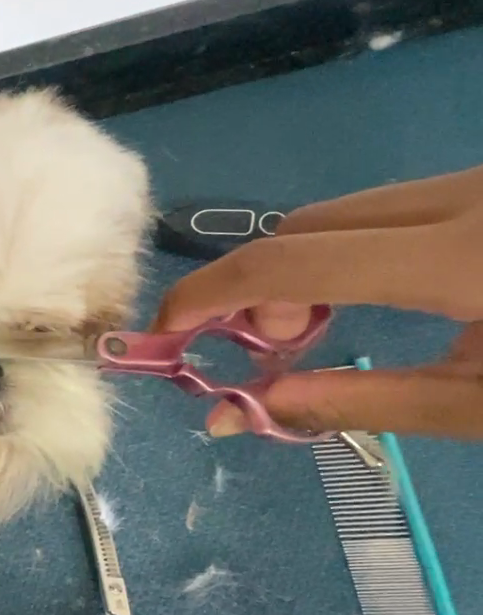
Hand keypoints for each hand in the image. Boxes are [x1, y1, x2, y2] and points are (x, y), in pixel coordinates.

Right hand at [154, 164, 482, 437]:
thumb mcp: (482, 406)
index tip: (163, 335)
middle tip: (277, 347)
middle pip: (301, 229)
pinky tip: (379, 292)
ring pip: (344, 214)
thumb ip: (354, 403)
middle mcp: (469, 198)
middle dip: (255, 288)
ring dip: (301, 268)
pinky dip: (351, 251)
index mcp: (463, 258)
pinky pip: (393, 208)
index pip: (285, 262)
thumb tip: (229, 416)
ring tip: (324, 324)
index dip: (204, 295)